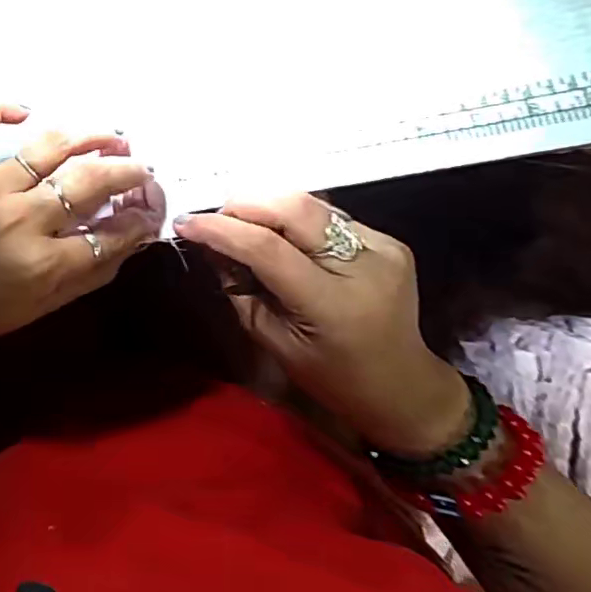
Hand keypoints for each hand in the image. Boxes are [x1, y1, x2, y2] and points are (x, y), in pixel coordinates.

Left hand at [0, 104, 164, 364]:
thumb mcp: (46, 306)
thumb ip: (94, 272)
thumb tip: (134, 238)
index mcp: (42, 263)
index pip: (110, 233)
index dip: (140, 220)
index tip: (152, 209)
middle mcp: (19, 219)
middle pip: (88, 181)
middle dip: (127, 173)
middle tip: (141, 170)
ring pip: (48, 148)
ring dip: (88, 138)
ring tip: (112, 140)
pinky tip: (24, 110)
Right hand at [173, 195, 471, 456]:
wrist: (404, 387)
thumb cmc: (333, 379)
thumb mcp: (276, 343)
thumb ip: (241, 291)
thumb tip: (212, 246)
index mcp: (332, 304)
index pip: (267, 248)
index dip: (221, 229)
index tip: (186, 223)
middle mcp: (363, 265)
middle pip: (294, 206)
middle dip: (245, 204)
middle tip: (216, 219)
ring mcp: (383, 247)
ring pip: (312, 204)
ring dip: (270, 207)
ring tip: (244, 224)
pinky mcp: (390, 242)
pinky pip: (330, 217)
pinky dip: (297, 221)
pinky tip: (285, 237)